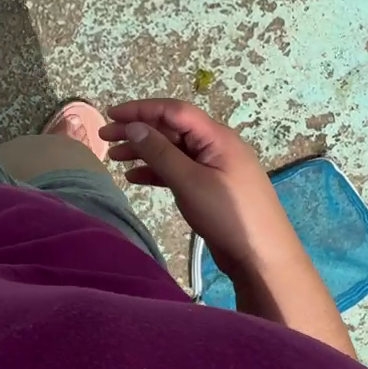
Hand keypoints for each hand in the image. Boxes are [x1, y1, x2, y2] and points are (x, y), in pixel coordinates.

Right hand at [101, 99, 301, 272]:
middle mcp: (215, 146)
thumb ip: (159, 152)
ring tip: (114, 157)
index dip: (141, 109)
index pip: (174, 111)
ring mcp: (213, 167)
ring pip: (172, 150)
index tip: (111, 115)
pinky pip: (178, 170)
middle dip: (137, 130)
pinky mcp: (210, 187)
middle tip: (105, 137)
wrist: (262, 258)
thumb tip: (134, 127)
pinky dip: (156, 171)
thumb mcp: (189, 181)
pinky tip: (134, 178)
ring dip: (143, 151)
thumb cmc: (228, 215)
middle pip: (171, 129)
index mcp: (217, 137)